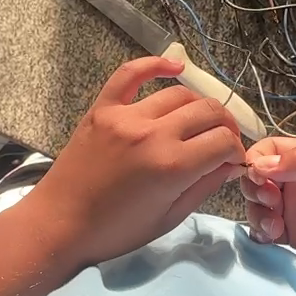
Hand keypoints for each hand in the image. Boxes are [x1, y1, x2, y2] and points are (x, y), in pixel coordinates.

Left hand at [22, 56, 245, 268]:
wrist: (59, 224)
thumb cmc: (115, 231)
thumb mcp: (168, 218)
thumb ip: (203, 187)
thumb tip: (231, 164)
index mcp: (172, 167)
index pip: (223, 142)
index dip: (236, 151)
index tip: (232, 161)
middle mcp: (153, 134)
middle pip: (208, 112)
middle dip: (226, 126)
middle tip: (224, 141)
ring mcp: (126, 116)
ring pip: (179, 94)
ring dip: (200, 106)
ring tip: (201, 122)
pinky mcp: (103, 108)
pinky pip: (131, 73)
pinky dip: (155, 64)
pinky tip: (176, 66)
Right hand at [239, 138, 295, 295]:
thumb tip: (260, 162)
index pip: (275, 147)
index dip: (259, 158)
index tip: (257, 177)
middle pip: (260, 174)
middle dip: (256, 187)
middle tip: (270, 203)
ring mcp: (295, 211)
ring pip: (258, 202)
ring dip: (258, 212)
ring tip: (275, 228)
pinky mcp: (291, 238)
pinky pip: (262, 229)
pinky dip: (260, 232)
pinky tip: (273, 240)